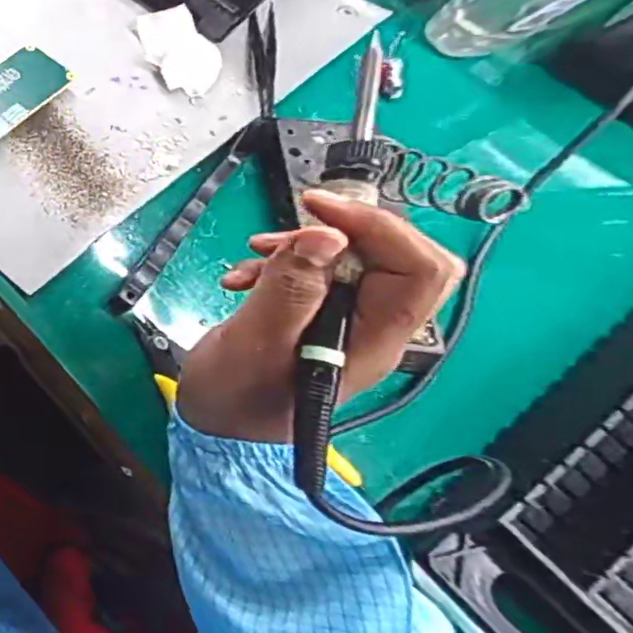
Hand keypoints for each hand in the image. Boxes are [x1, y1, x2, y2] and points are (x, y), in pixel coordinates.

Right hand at [178, 189, 464, 442]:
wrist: (214, 424)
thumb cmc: (236, 395)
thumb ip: (290, 288)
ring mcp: (344, 325)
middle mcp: (373, 327)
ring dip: (298, 250)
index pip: (418, 267)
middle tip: (281, 232)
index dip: (376, 226)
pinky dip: (279, 266)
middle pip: (391, 259)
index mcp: (375, 337)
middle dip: (335, 234)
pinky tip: (245, 277)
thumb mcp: (255, 341)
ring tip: (252, 257)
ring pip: (347, 264)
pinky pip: (314, 278)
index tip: (316, 207)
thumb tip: (325, 234)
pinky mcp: (314, 321)